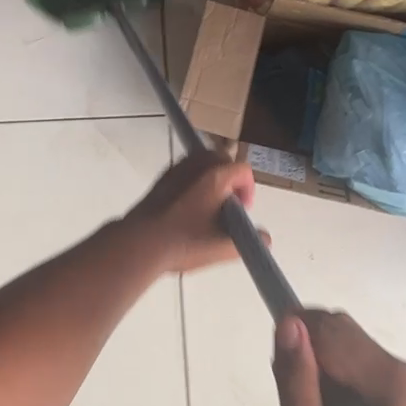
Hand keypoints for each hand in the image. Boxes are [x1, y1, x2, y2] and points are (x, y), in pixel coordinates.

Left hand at [120, 153, 262, 273]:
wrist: (140, 243)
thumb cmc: (184, 242)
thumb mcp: (222, 247)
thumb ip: (250, 241)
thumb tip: (265, 239)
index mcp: (216, 176)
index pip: (242, 169)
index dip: (248, 189)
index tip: (242, 210)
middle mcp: (196, 166)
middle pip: (222, 158)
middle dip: (230, 178)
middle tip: (228, 205)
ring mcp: (175, 170)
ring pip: (201, 162)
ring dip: (210, 178)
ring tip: (209, 207)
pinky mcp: (160, 180)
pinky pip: (184, 172)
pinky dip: (192, 182)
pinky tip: (188, 209)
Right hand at [272, 311, 405, 405]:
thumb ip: (297, 386)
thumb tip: (287, 325)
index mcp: (385, 379)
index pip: (328, 329)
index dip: (294, 339)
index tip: (279, 378)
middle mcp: (395, 367)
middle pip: (335, 329)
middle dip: (304, 354)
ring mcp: (394, 377)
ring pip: (338, 342)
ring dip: (313, 367)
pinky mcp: (388, 388)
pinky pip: (346, 361)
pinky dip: (324, 379)